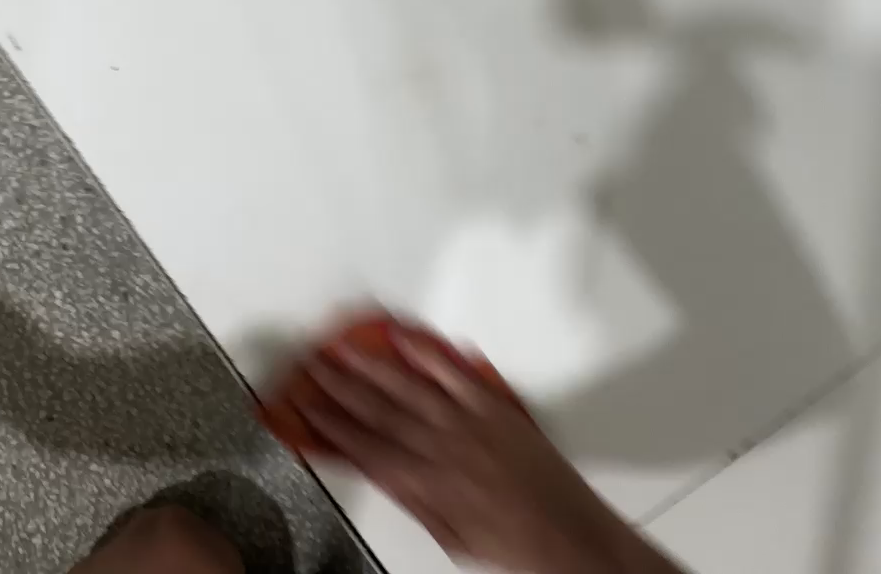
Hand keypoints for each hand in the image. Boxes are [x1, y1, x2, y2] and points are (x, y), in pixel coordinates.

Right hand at [293, 340, 678, 573]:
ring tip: (340, 344)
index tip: (305, 404)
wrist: (575, 539)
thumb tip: (373, 468)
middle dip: (338, 385)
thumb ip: (409, 497)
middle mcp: (440, 447)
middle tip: (312, 363)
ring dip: (368, 364)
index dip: (330, 423)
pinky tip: (401, 335)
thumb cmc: (515, 545)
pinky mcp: (491, 406)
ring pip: (404, 386)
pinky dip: (426, 351)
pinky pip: (452, 372)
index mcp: (426, 483)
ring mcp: (466, 421)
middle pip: (376, 410)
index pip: (363, 447)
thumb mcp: (449, 535)